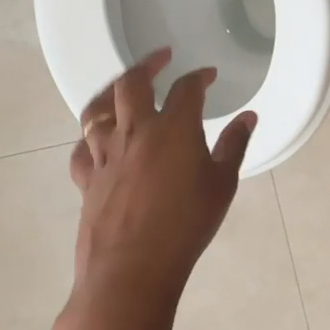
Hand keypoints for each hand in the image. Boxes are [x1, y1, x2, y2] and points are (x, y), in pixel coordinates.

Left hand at [68, 48, 256, 300]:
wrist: (131, 271)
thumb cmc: (186, 225)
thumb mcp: (223, 184)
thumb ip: (234, 145)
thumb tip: (248, 117)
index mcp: (174, 128)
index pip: (186, 88)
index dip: (200, 76)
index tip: (209, 75)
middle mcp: (135, 133)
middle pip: (131, 84)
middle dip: (147, 66)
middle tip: (162, 58)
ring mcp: (105, 156)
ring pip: (97, 111)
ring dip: (112, 94)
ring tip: (125, 89)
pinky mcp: (87, 180)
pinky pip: (81, 148)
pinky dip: (91, 137)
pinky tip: (100, 139)